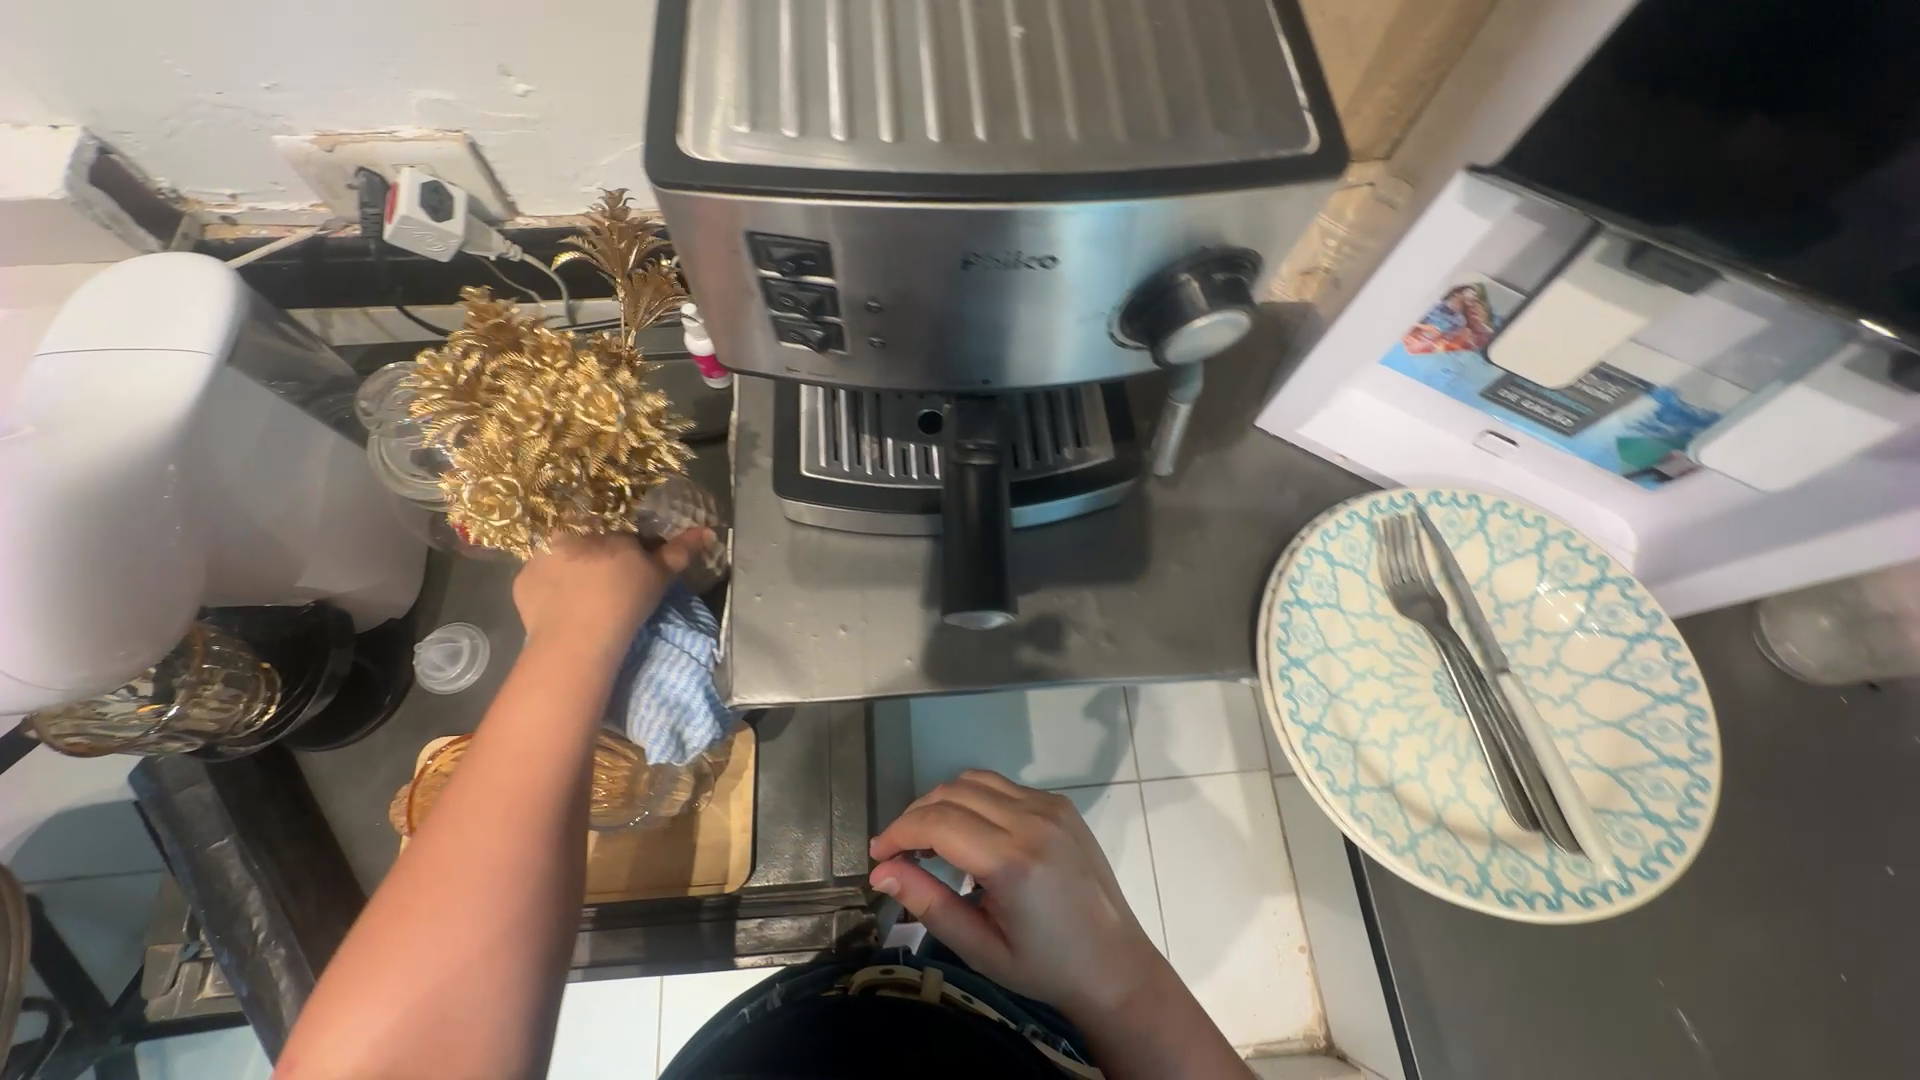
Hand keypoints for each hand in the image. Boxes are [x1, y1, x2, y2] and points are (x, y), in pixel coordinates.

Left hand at [511, 529, 711, 659]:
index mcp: (606, 532)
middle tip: (608, 590)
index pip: (622, 539)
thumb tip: (708, 530)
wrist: (578, 637)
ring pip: (562, 561)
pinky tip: (560, 609)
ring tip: (582, 602)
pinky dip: (549, 591)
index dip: (630, 557)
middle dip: (598, 561)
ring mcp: (541, 557)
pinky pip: (540, 581)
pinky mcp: (521, 581)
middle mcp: (570, 536)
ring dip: (571, 573)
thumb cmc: (626, 602)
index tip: (634, 578)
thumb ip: (681, 551)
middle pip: (590, 545)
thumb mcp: (660, 576)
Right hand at [869, 770, 1167, 1017]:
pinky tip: (971, 835)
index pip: (937, 822)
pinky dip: (974, 801)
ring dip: (943, 802)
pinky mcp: (1060, 804)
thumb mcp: (979, 947)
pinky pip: (1003, 787)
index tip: (878, 855)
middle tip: (898, 851)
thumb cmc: (1044, 967)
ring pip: (975, 780)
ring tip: (929, 841)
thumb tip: (882, 871)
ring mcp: (1050, 806)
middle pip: (952, 793)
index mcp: (1012, 862)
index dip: (899, 832)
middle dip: (915, 815)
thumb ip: (928, 903)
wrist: (1115, 965)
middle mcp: (1032, 821)